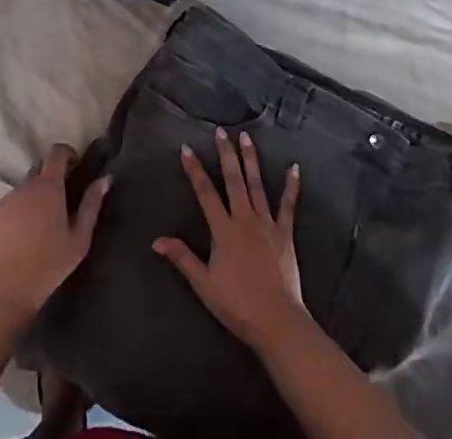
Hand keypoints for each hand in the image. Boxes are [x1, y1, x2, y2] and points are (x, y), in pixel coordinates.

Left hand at [0, 144, 108, 322]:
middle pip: (39, 172)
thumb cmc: (50, 264)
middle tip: (60, 208)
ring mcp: (4, 200)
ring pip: (23, 191)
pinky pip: (8, 207)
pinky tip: (21, 239)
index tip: (76, 167)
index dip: (67, 153)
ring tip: (39, 229)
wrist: (8, 291)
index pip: (56, 152)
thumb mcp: (80, 238)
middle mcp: (24, 186)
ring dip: (33, 200)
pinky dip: (16, 214)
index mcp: (48, 187)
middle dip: (51, 182)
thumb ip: (92, 204)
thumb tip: (105, 178)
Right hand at [153, 128, 306, 350]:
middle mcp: (244, 219)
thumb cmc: (236, 303)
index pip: (205, 193)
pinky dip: (292, 187)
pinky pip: (289, 206)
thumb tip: (156, 240)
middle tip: (221, 131)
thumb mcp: (203, 283)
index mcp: (223, 230)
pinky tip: (295, 169)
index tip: (187, 149)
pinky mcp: (286, 233)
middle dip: (225, 154)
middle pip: (233, 181)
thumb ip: (182, 258)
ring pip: (257, 186)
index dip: (195, 170)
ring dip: (251, 160)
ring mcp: (267, 224)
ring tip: (247, 138)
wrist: (277, 320)